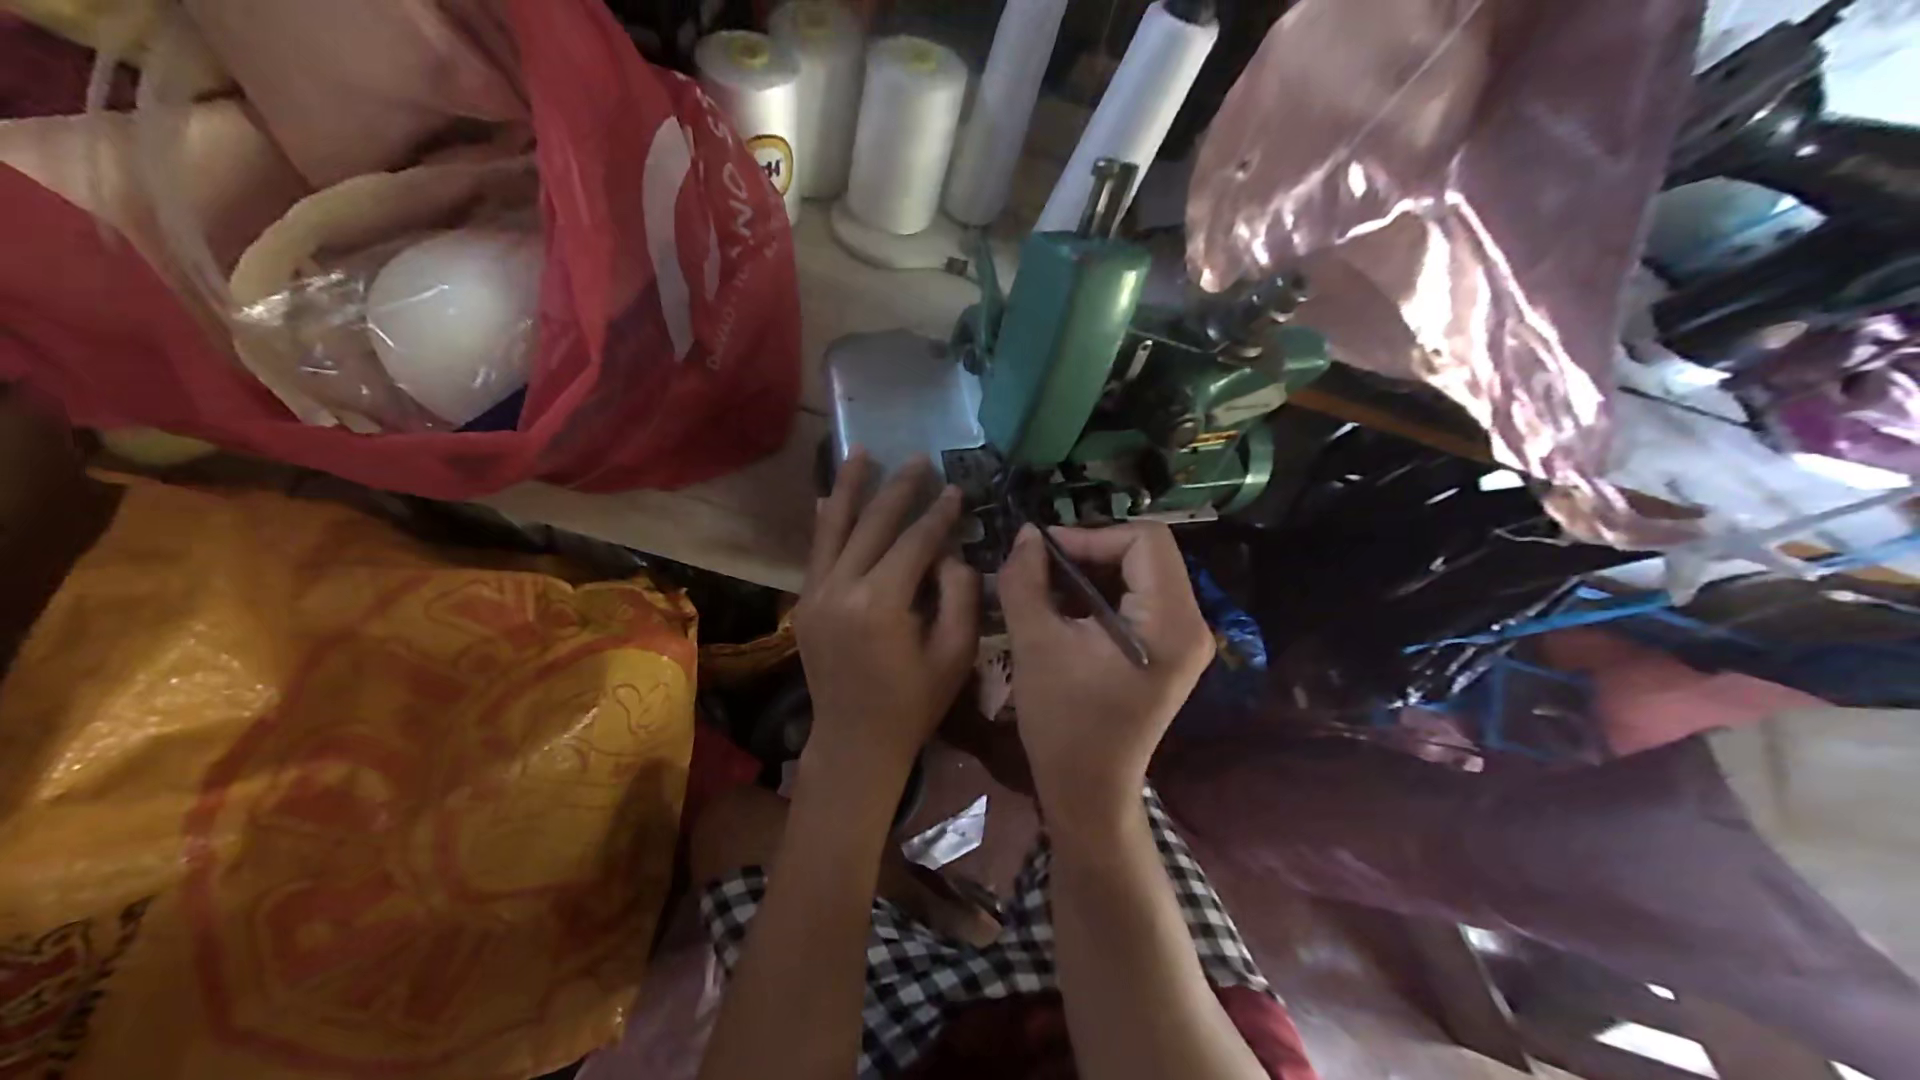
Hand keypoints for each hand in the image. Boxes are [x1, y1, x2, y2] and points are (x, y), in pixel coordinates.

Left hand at [794, 452, 979, 784]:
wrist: (856, 740)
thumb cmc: (914, 702)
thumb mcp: (955, 653)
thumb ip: (959, 593)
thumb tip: (949, 550)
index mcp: (881, 603)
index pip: (915, 542)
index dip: (938, 513)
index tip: (956, 488)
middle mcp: (841, 588)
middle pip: (873, 524)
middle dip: (899, 488)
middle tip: (919, 458)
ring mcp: (815, 594)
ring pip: (833, 528)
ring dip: (849, 488)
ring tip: (862, 451)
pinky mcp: (805, 603)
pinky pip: (816, 551)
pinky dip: (825, 521)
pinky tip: (828, 496)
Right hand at [999, 523, 1212, 825]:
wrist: (1088, 790)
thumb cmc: (1063, 722)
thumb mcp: (1035, 644)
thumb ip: (1026, 580)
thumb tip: (1027, 534)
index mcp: (1170, 622)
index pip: (1145, 540)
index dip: (1091, 535)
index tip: (1044, 552)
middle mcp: (1191, 624)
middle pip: (1148, 553)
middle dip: (1091, 550)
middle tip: (1043, 564)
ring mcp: (1185, 639)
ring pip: (1144, 572)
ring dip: (1095, 569)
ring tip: (1050, 583)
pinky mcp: (1170, 651)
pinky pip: (1141, 598)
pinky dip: (1104, 591)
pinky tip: (1068, 606)